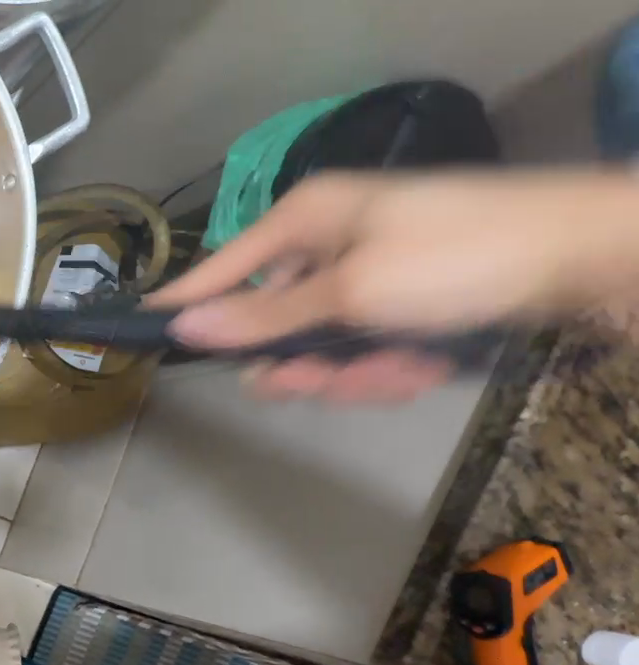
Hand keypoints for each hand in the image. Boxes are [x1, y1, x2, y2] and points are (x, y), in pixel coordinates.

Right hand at [149, 169, 638, 401]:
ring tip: (392, 374)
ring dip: (346, 374)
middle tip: (308, 383)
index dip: (180, 307)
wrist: (598, 258)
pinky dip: (384, 369)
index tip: (133, 334)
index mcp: (305, 220)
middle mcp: (328, 244)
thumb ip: (261, 318)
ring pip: (314, 347)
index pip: (216, 270)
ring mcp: (367, 275)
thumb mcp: (350, 292)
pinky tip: (418, 370)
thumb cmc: (462, 256)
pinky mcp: (402, 303)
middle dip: (293, 362)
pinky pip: (359, 349)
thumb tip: (180, 328)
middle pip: (266, 323)